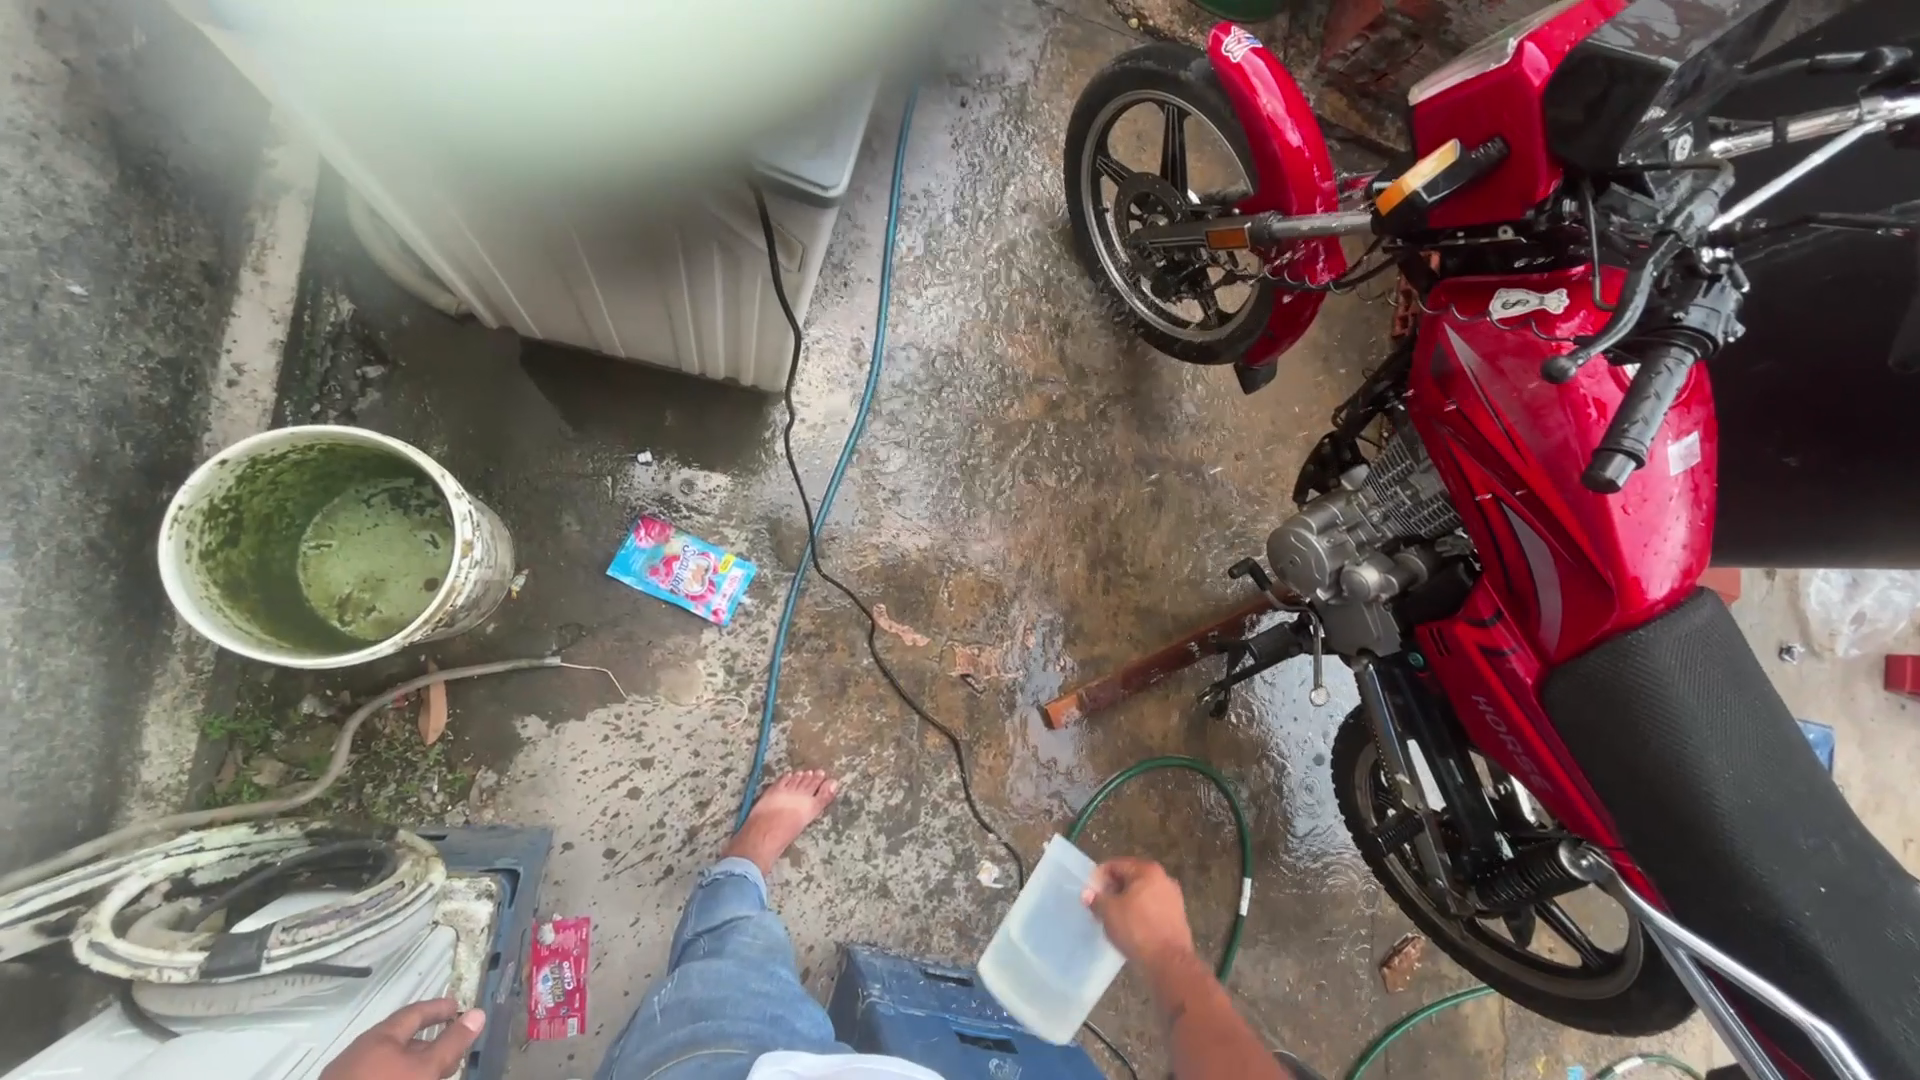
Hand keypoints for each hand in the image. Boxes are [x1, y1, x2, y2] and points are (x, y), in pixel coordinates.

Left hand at [320, 998, 486, 1079]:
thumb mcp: (426, 1070)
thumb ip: (451, 1042)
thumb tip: (478, 1013)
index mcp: (379, 1037)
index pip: (414, 1012)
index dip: (438, 1008)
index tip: (458, 1007)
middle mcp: (358, 1052)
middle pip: (399, 1038)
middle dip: (429, 1043)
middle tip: (453, 1051)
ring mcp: (344, 1076)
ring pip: (386, 1062)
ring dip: (412, 1064)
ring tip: (433, 1074)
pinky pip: (374, 1076)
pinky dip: (395, 1076)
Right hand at [1082, 857, 1196, 970]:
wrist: (1170, 962)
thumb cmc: (1137, 930)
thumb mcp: (1108, 912)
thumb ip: (1096, 899)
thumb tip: (1087, 894)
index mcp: (1147, 870)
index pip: (1114, 865)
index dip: (1098, 878)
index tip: (1090, 896)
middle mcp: (1163, 878)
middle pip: (1129, 878)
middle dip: (1112, 891)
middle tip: (1100, 907)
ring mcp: (1173, 898)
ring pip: (1141, 894)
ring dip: (1125, 903)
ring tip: (1114, 920)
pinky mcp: (1177, 917)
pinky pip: (1152, 908)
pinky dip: (1139, 914)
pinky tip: (1131, 929)